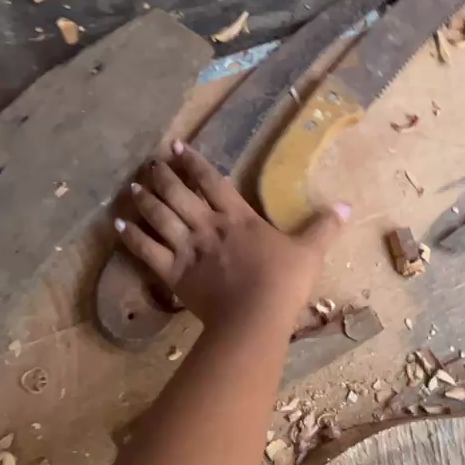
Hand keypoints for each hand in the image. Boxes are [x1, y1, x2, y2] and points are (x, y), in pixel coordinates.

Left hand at [115, 141, 348, 328]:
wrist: (254, 317)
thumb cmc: (283, 284)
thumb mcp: (310, 252)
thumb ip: (324, 227)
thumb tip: (347, 205)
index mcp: (239, 218)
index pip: (212, 182)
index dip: (194, 163)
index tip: (177, 146)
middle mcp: (208, 227)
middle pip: (179, 194)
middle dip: (163, 176)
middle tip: (150, 163)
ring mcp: (188, 249)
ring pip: (160, 217)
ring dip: (144, 200)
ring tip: (132, 187)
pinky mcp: (173, 274)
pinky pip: (147, 251)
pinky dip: (131, 237)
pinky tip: (118, 225)